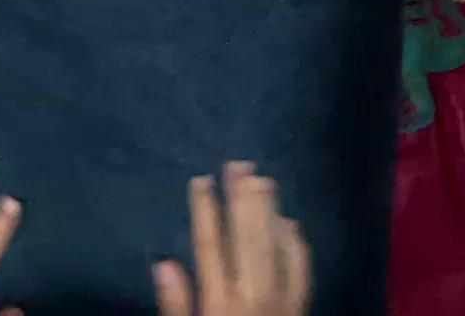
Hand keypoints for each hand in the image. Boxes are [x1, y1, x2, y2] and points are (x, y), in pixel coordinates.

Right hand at [154, 162, 310, 315]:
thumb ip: (177, 307)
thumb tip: (163, 262)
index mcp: (219, 303)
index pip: (210, 247)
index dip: (205, 210)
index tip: (201, 178)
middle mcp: (250, 297)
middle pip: (246, 239)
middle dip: (241, 200)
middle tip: (240, 164)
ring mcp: (279, 304)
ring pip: (274, 249)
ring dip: (269, 213)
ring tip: (264, 179)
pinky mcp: (299, 313)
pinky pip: (301, 275)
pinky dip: (297, 247)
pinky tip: (292, 223)